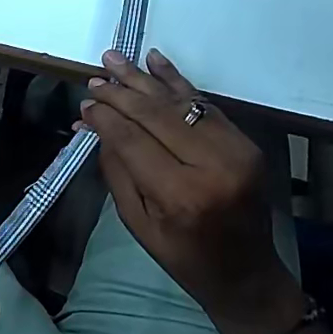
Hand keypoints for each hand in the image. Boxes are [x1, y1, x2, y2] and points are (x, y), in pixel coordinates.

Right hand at [80, 49, 302, 333]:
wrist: (248, 275)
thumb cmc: (184, 257)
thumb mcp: (137, 223)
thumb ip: (116, 170)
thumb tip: (94, 125)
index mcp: (182, 195)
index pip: (132, 140)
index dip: (104, 118)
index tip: (84, 105)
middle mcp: (213, 166)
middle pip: (155, 115)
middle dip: (120, 94)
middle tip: (95, 80)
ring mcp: (236, 151)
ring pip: (180, 102)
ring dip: (144, 79)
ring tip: (114, 59)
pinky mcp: (246, 143)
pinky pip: (205, 104)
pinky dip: (177, 81)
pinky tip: (154, 61)